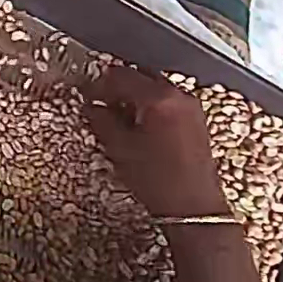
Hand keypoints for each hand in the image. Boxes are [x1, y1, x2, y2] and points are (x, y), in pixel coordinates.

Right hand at [81, 66, 228, 217]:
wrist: (192, 206)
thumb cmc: (155, 179)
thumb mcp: (121, 149)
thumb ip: (102, 121)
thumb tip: (92, 107)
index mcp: (158, 99)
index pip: (121, 76)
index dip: (99, 84)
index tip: (86, 94)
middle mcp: (178, 95)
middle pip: (141, 75)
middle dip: (118, 84)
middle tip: (100, 100)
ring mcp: (190, 105)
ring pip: (156, 85)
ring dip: (135, 93)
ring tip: (118, 113)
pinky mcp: (196, 118)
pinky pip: (168, 99)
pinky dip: (150, 103)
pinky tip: (139, 122)